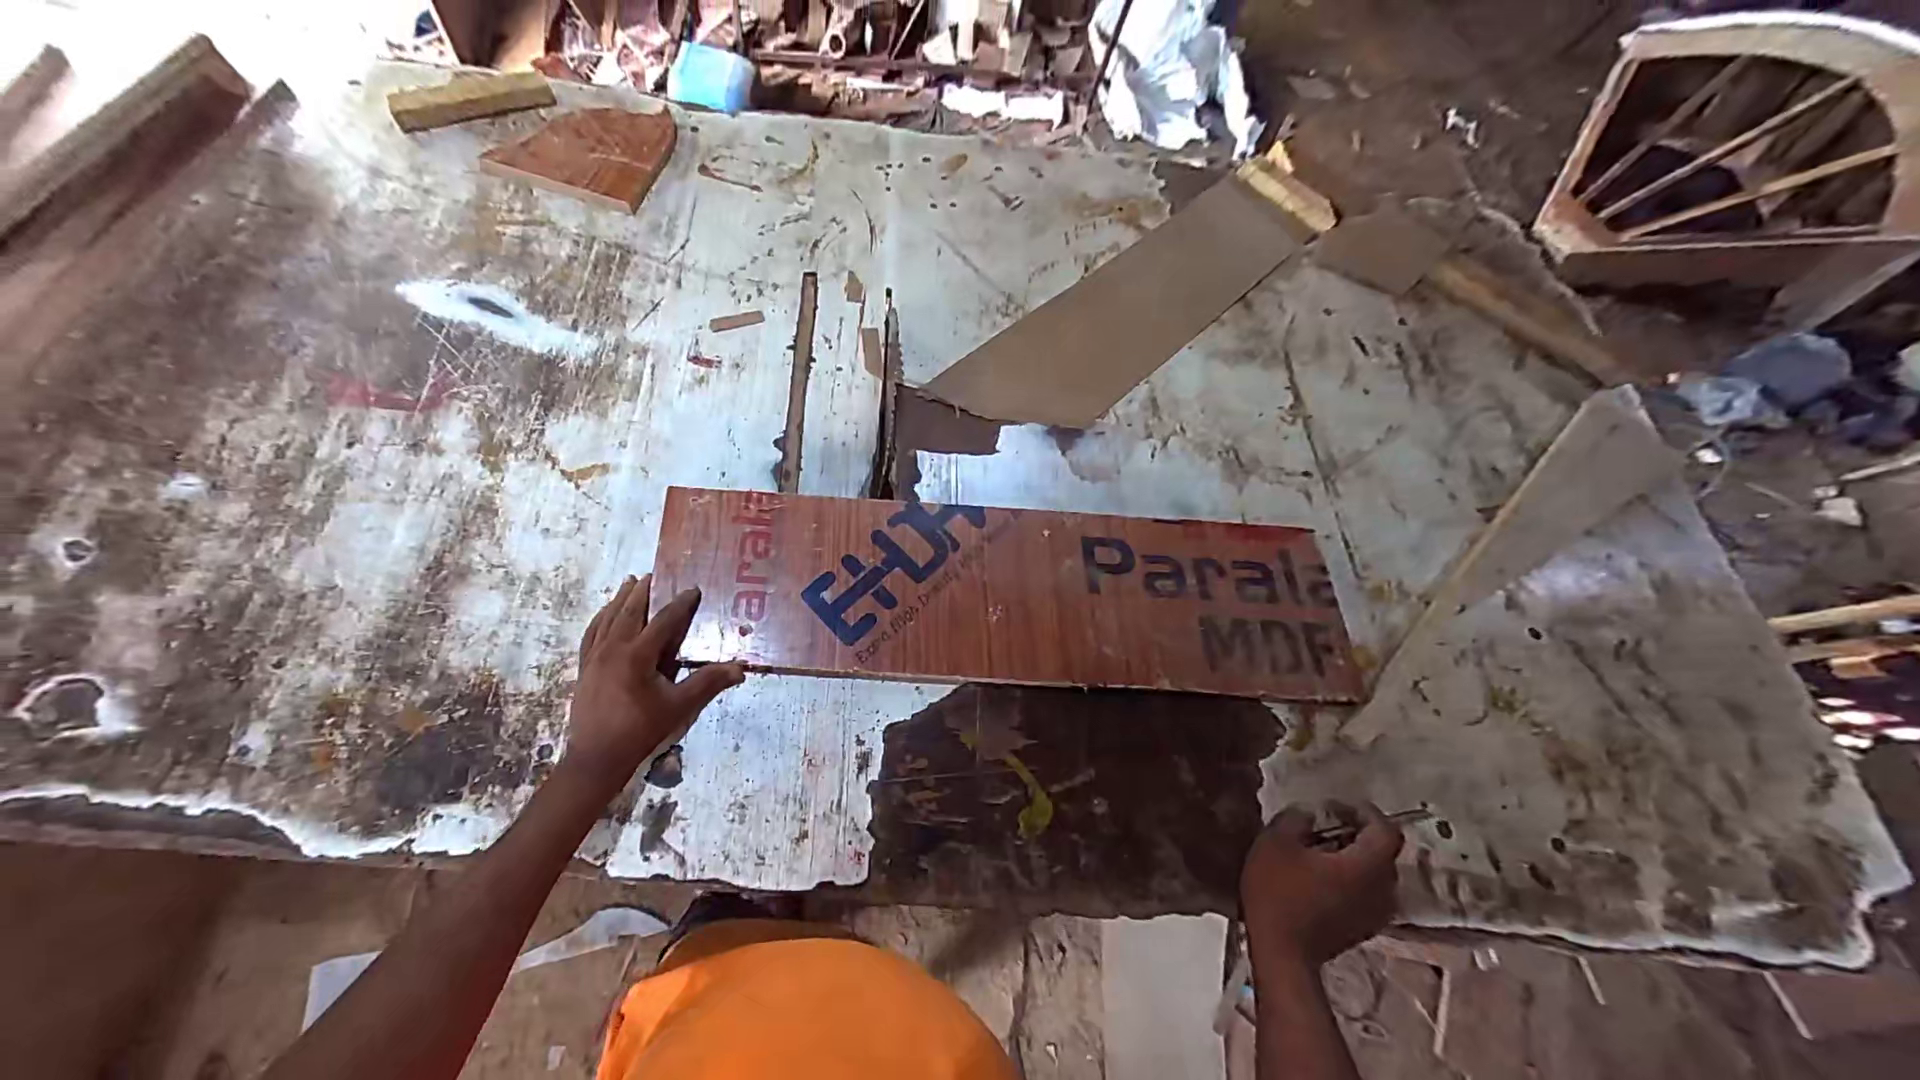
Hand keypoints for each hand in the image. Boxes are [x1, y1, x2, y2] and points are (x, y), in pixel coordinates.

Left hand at [561, 575, 743, 794]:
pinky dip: (600, 620)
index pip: (663, 621)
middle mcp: (612, 649)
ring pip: (606, 620)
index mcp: (636, 655)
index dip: (680, 604)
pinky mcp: (584, 669)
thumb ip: (708, 683)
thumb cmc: (640, 730)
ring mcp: (594, 658)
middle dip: (641, 592)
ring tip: (627, 584)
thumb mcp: (679, 707)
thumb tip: (740, 669)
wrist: (596, 758)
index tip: (693, 590)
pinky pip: (591, 635)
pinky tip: (603, 617)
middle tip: (651, 575)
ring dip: (618, 600)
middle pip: (628, 612)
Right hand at [1240, 802, 1403, 967]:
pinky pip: (1365, 893)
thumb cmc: (1279, 892)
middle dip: (1356, 833)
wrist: (1281, 952)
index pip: (1386, 830)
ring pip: (1374, 874)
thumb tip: (1310, 814)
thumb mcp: (1276, 841)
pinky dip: (1349, 878)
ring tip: (1318, 850)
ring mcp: (1375, 913)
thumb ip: (1296, 818)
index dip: (1365, 811)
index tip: (1336, 805)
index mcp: (1367, 866)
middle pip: (1382, 852)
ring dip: (1352, 857)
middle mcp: (1383, 890)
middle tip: (1324, 824)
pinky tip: (1318, 877)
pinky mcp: (1362, 928)